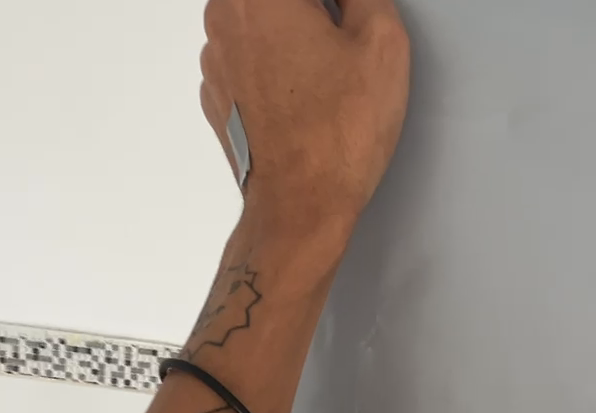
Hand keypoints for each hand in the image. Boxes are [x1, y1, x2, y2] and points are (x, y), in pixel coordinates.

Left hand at [200, 0, 411, 237]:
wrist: (301, 208)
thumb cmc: (339, 134)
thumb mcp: (382, 44)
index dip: (335, 7)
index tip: (349, 19)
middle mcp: (223, 13)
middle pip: (275, 3)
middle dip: (312, 17)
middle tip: (340, 48)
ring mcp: (213, 58)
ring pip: (257, 22)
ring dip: (290, 36)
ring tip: (325, 79)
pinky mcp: (217, 98)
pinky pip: (246, 61)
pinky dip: (272, 69)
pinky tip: (302, 102)